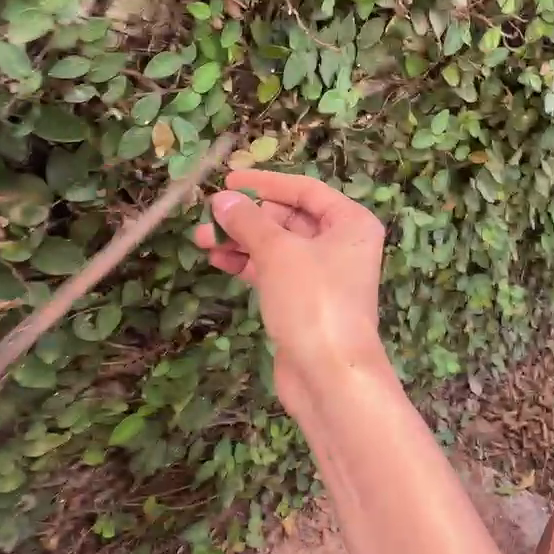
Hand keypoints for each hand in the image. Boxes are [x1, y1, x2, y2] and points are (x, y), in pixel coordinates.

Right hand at [190, 169, 388, 415]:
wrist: (330, 373)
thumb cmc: (314, 301)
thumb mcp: (279, 253)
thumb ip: (250, 222)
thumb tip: (223, 199)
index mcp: (352, 222)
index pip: (306, 190)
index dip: (267, 183)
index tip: (228, 180)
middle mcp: (343, 243)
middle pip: (291, 217)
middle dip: (249, 216)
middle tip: (207, 216)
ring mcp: (326, 273)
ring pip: (279, 246)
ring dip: (242, 240)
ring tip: (201, 238)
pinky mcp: (307, 300)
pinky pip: (275, 270)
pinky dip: (249, 263)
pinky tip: (218, 259)